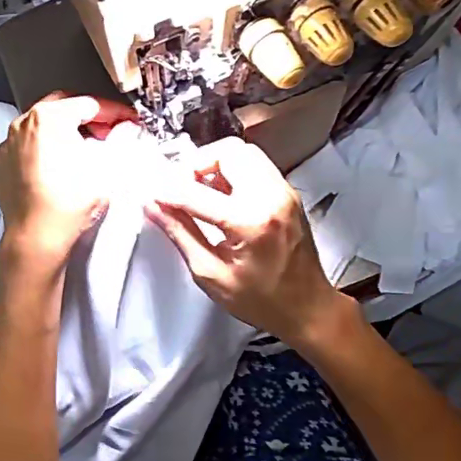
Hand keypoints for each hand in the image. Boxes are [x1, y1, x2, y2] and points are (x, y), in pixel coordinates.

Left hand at [0, 92, 135, 268]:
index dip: (113, 112)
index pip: (87, 104)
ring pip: (40, 128)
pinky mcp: (0, 166)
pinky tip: (58, 166)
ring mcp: (7, 146)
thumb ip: (120, 143)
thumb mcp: (108, 168)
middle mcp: (21, 126)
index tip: (126, 121)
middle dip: (87, 118)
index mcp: (47, 118)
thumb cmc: (68, 204)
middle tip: (108, 131)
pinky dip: (43, 151)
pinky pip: (25, 149)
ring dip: (63, 133)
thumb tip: (125, 134)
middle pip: (60, 109)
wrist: (36, 238)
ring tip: (85, 149)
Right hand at [145, 136, 356, 348]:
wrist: (309, 308)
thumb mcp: (210, 273)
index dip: (166, 192)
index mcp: (251, 222)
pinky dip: (231, 172)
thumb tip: (154, 208)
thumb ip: (180, 233)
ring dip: (213, 165)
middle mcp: (272, 199)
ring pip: (242, 153)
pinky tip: (218, 197)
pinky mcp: (287, 194)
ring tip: (198, 191)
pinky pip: (255, 166)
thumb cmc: (263, 300)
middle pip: (226, 153)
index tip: (152, 196)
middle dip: (194, 165)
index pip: (195, 191)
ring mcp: (283, 193)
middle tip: (178, 188)